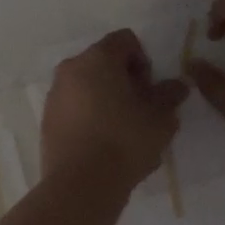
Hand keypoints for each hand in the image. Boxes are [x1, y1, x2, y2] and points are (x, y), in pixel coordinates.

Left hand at [41, 29, 190, 196]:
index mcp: (98, 58)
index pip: (125, 40)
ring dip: (106, 97)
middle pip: (104, 61)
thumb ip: (170, 96)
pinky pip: (74, 106)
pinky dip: (89, 114)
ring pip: (87, 84)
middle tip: (140, 108)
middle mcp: (71, 68)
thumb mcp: (160, 118)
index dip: (144, 60)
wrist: (80, 185)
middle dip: (124, 79)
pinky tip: (103, 142)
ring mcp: (55, 94)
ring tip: (122, 128)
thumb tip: (177, 85)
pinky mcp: (47, 119)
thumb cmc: (124, 141)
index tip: (151, 89)